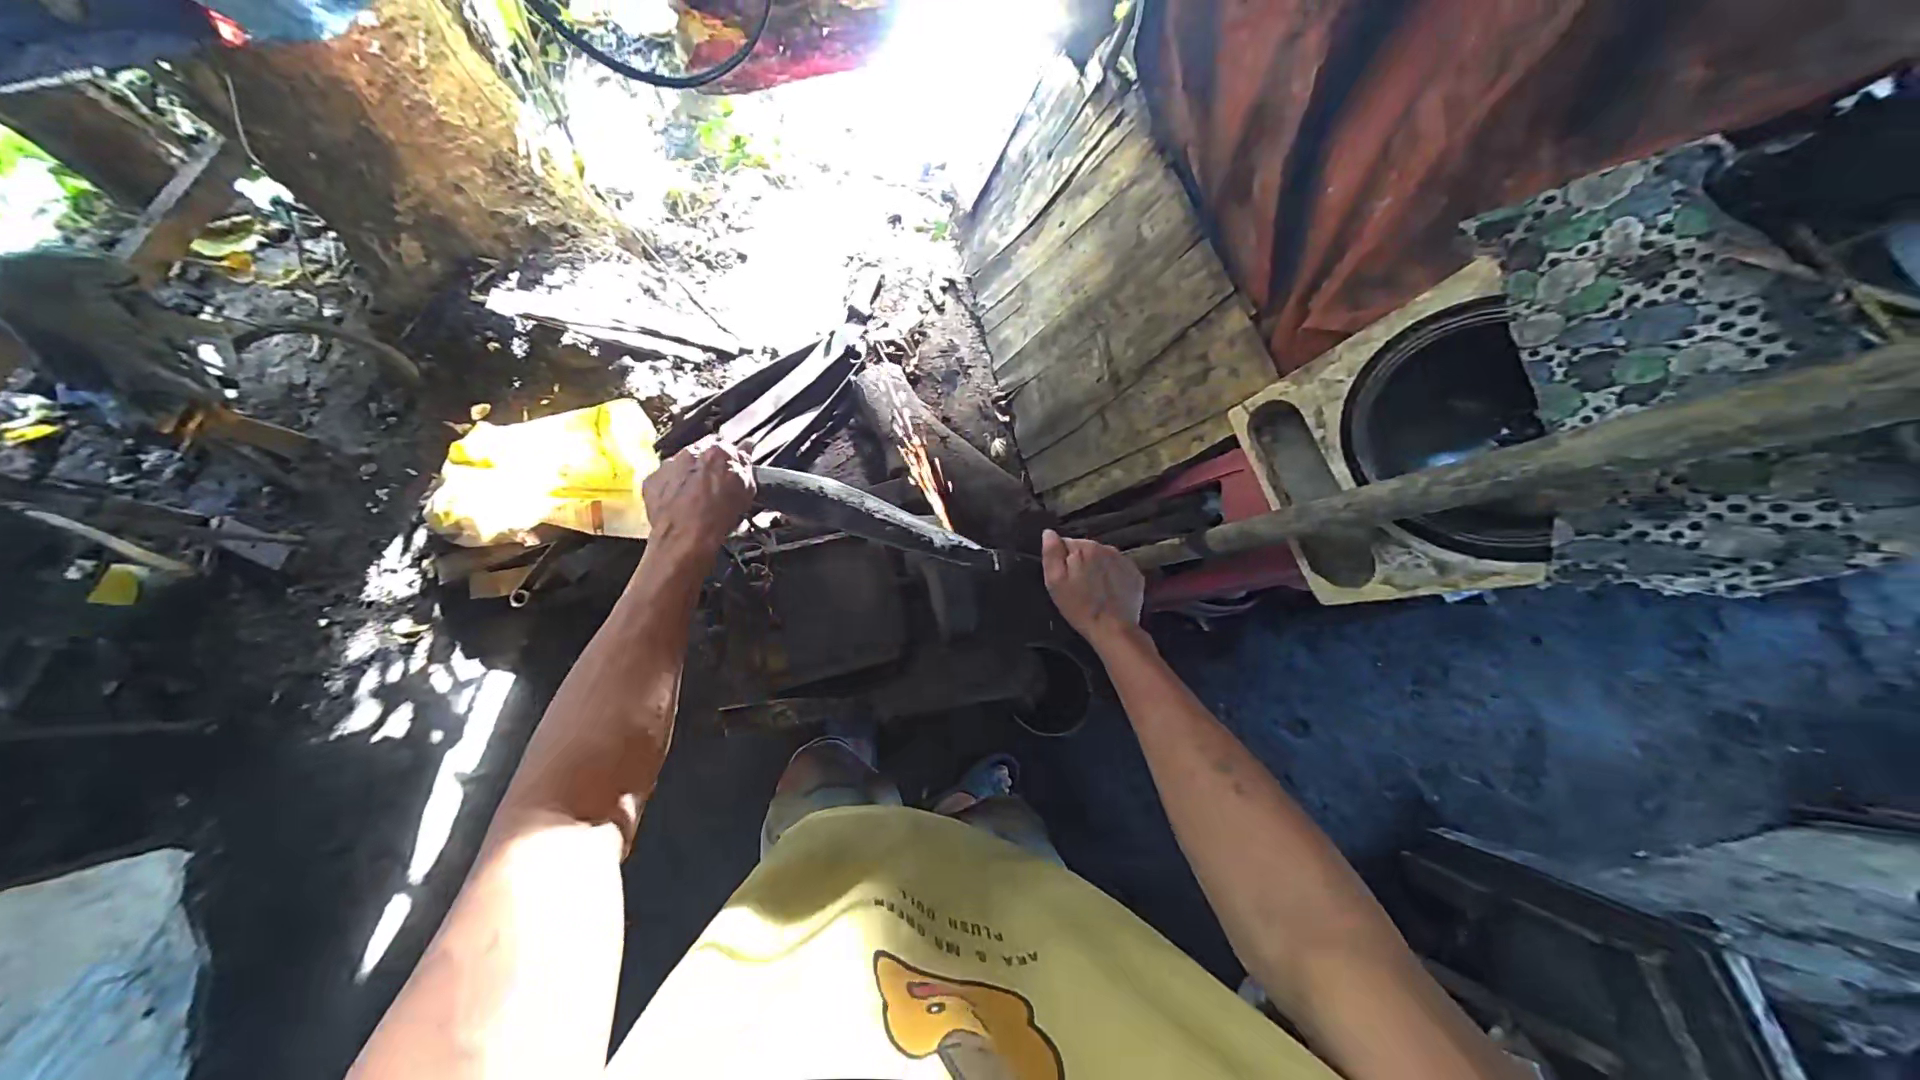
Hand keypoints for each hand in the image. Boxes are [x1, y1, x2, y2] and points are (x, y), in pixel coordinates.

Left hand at [641, 437, 754, 563]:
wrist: (686, 536)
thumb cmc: (717, 516)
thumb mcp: (746, 491)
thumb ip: (745, 465)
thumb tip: (745, 451)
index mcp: (718, 450)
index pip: (727, 448)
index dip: (729, 463)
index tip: (731, 473)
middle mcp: (692, 452)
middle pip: (702, 455)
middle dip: (707, 469)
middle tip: (714, 490)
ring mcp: (669, 465)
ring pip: (682, 467)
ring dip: (689, 478)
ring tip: (696, 501)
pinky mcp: (652, 480)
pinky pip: (664, 481)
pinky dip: (671, 490)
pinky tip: (679, 505)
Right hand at [1041, 529, 1144, 649]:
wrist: (1113, 629)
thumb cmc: (1079, 607)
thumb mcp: (1055, 581)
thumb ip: (1051, 553)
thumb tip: (1049, 533)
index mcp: (1085, 547)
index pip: (1066, 543)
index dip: (1062, 561)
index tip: (1064, 579)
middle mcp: (1106, 548)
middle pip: (1086, 550)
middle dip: (1081, 564)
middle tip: (1078, 587)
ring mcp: (1124, 560)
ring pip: (1103, 559)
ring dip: (1097, 569)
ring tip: (1094, 591)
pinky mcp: (1136, 574)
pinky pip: (1118, 569)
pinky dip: (1113, 577)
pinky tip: (1109, 593)